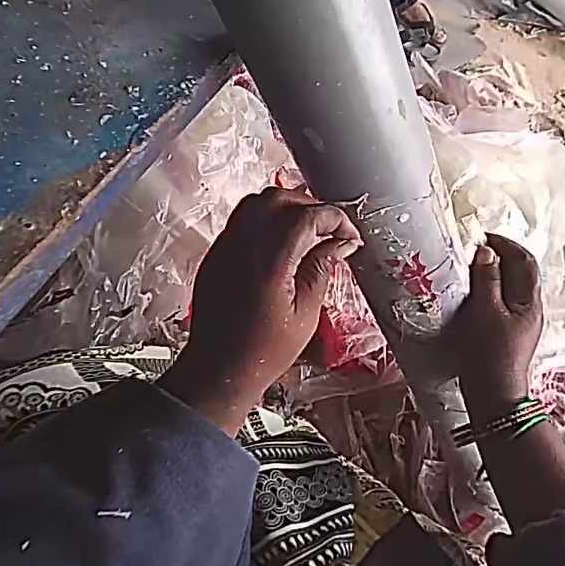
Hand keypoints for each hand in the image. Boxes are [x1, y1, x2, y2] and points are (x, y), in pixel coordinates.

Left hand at [160, 188, 360, 431]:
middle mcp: (243, 247)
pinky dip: (264, 218)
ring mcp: (225, 247)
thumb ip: (322, 269)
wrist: (218, 366)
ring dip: (285, 207)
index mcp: (269, 262)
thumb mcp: (305, 314)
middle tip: (330, 229)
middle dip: (310, 205)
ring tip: (307, 230)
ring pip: (256, 202)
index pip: (306, 216)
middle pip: (278, 198)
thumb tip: (340, 243)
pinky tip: (280, 240)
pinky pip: (240, 219)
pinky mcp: (217, 253)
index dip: (334, 219)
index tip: (348, 235)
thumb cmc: (261, 351)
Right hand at [441, 234, 543, 418]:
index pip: (524, 261)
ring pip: (511, 286)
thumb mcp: (485, 312)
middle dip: (501, 255)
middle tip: (473, 247)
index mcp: (529, 302)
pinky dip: (489, 288)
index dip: (505, 244)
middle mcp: (529, 309)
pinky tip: (471, 292)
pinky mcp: (507, 332)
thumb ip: (487, 280)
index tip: (481, 236)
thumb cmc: (488, 352)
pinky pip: (501, 300)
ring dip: (494, 271)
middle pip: (521, 272)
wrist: (492, 393)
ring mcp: (519, 322)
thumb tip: (487, 252)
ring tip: (469, 265)